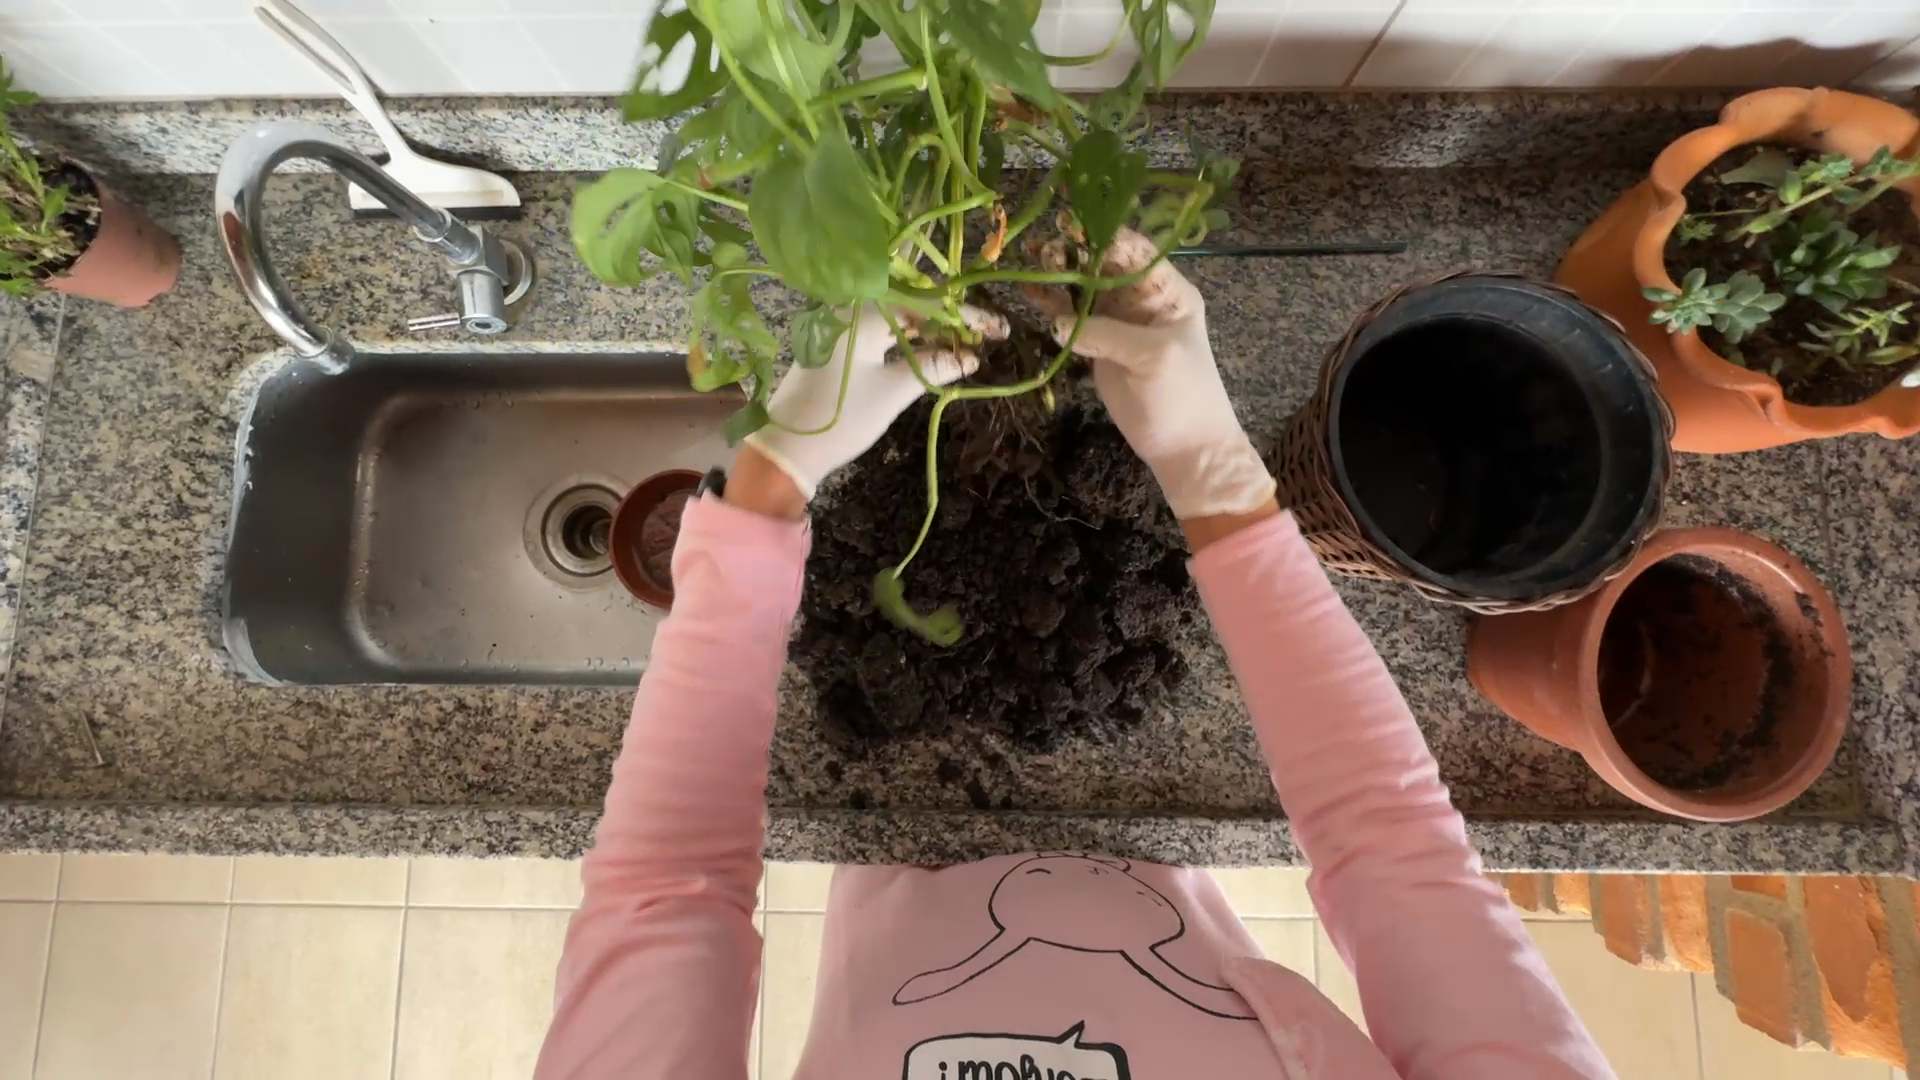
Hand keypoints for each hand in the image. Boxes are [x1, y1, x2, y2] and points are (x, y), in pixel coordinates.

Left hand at [746, 303, 1005, 499]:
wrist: (789, 448)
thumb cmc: (842, 418)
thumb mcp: (893, 393)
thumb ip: (934, 367)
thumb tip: (972, 358)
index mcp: (863, 314)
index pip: (926, 304)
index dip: (965, 316)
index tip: (998, 329)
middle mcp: (852, 310)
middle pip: (913, 305)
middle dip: (952, 320)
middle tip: (988, 334)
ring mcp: (844, 327)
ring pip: (900, 319)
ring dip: (933, 331)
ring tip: (968, 344)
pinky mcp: (841, 345)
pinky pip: (884, 332)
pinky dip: (911, 341)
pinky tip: (935, 350)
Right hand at [1025, 228, 1273, 521]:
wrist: (1183, 446)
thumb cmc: (1182, 395)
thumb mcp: (1152, 356)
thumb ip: (1107, 333)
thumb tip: (1057, 323)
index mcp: (1167, 291)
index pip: (1134, 251)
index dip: (1103, 237)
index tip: (1071, 229)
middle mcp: (1141, 299)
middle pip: (1102, 266)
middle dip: (1073, 253)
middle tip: (1042, 249)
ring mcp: (1117, 322)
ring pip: (1083, 290)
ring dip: (1057, 277)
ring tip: (1028, 266)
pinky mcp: (1098, 346)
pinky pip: (1071, 319)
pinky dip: (1051, 307)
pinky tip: (1028, 293)